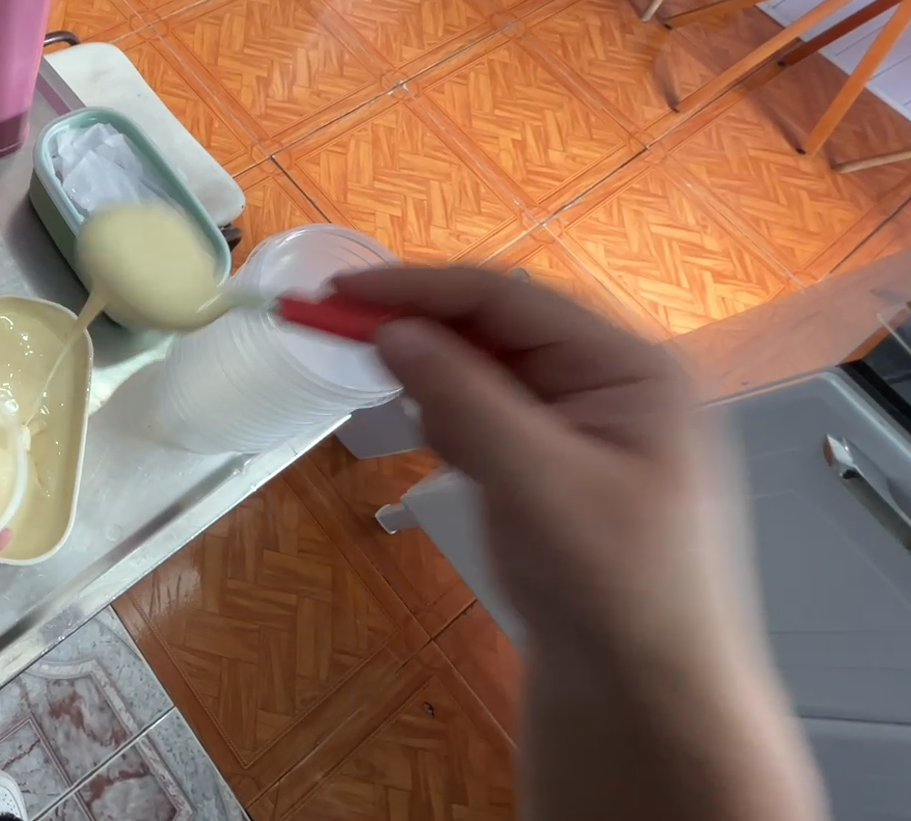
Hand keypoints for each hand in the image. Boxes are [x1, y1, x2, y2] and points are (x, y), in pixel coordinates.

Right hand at [334, 267, 762, 671]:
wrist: (633, 680)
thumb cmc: (606, 577)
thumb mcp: (534, 477)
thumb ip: (461, 394)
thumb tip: (387, 329)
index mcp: (623, 364)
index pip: (503, 297)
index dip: (414, 287)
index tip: (336, 291)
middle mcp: (598, 373)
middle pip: (485, 325)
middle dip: (417, 335)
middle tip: (339, 335)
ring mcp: (568, 410)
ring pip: (470, 366)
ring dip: (434, 389)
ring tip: (450, 448)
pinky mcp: (537, 444)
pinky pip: (471, 405)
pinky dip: (444, 422)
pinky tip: (461, 464)